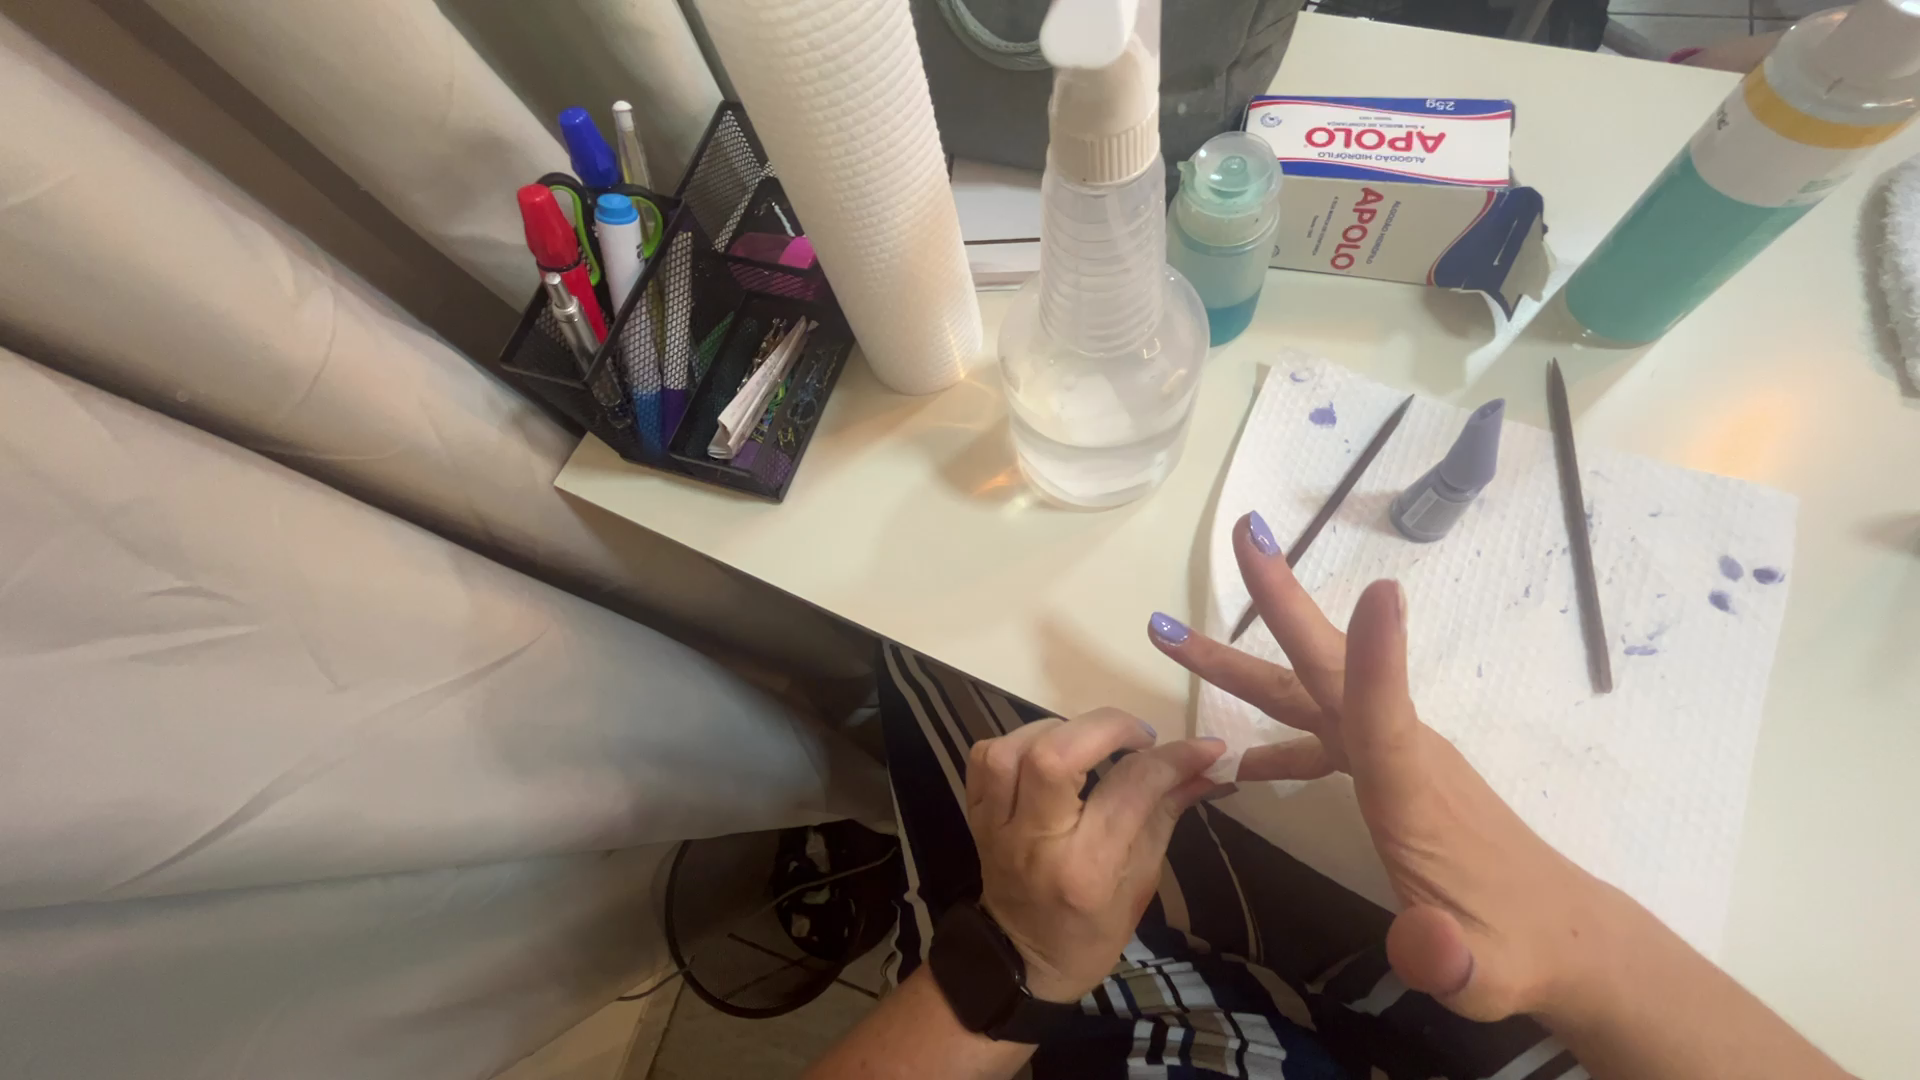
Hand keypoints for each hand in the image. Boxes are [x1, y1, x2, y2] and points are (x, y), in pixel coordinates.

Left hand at [963, 709, 1225, 1002]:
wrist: (1019, 958)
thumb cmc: (1092, 929)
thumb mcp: (1142, 881)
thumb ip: (1166, 811)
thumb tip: (1206, 765)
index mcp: (1086, 868)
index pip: (1130, 789)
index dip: (1172, 758)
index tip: (1203, 748)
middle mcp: (1036, 840)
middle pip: (1055, 756)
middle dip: (1106, 727)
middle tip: (1137, 736)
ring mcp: (996, 824)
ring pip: (1013, 749)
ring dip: (1058, 730)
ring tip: (1089, 742)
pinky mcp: (975, 812)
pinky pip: (985, 755)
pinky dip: (1017, 739)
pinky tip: (1045, 750)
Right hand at [1147, 512, 1624, 1021]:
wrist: (1561, 937)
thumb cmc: (1512, 946)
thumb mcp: (1484, 970)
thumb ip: (1449, 958)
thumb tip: (1425, 952)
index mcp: (1409, 782)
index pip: (1385, 711)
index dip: (1378, 653)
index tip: (1378, 587)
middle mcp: (1396, 746)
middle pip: (1326, 662)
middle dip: (1279, 599)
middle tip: (1244, 535)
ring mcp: (1387, 750)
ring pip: (1304, 686)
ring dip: (1239, 656)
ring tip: (1173, 634)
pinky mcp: (1382, 765)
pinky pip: (1313, 731)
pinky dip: (1270, 734)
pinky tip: (1240, 762)